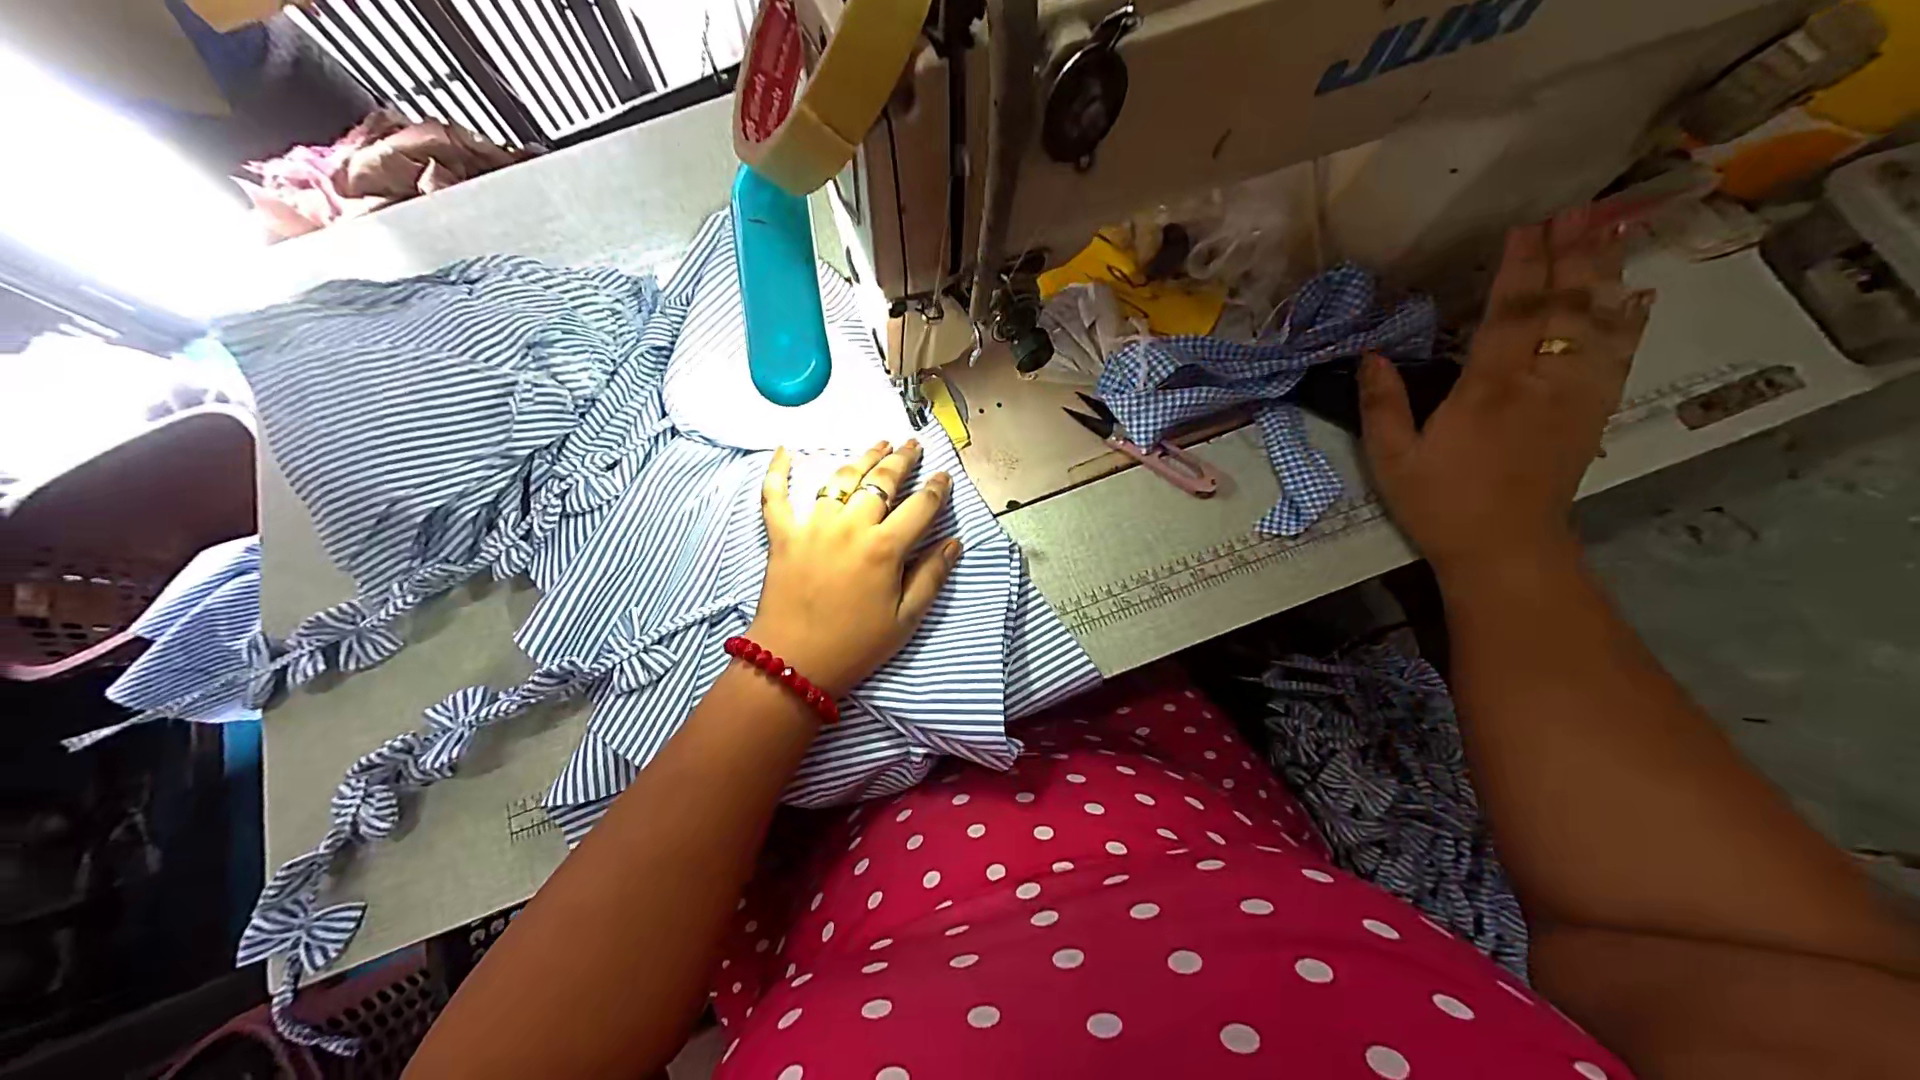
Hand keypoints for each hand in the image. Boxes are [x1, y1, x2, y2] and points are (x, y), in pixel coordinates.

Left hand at [747, 439, 960, 697]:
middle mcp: (850, 527)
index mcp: (884, 548)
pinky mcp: (782, 535)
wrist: (794, 663)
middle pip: (881, 481)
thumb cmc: (856, 645)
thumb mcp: (906, 619)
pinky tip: (784, 451)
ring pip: (839, 479)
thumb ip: (931, 576)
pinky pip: (775, 496)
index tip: (943, 476)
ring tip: (877, 444)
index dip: (936, 488)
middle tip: (912, 444)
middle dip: (901, 459)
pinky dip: (777, 472)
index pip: (919, 507)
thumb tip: (954, 542)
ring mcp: (813, 527)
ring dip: (861, 458)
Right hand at [1359, 205, 1654, 581]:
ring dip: (1606, 272)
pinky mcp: (1592, 414)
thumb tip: (1371, 355)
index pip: (1510, 313)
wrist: (1503, 547)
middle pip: (1563, 306)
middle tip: (1579, 206)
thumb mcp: (1391, 459)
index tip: (1526, 226)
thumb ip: (1381, 405)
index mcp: (1487, 390)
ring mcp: (1575, 396)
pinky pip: (1619, 356)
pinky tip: (1637, 294)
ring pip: (1599, 322)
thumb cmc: (1439, 503)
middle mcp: (1540, 382)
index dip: (1519, 267)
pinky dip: (1630, 321)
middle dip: (1571, 253)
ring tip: (1611, 228)